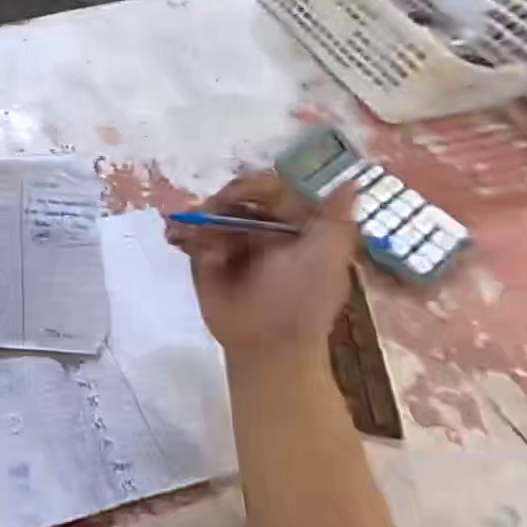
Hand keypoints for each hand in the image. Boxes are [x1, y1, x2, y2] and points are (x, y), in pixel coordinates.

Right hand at [166, 171, 356, 364]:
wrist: (266, 346)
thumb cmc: (300, 302)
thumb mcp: (326, 260)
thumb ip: (335, 221)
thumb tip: (352, 180)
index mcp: (291, 226)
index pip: (268, 190)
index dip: (250, 186)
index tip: (235, 195)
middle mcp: (260, 229)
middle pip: (233, 197)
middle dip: (219, 202)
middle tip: (208, 212)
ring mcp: (231, 243)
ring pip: (208, 214)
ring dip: (197, 218)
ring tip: (190, 234)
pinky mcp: (206, 258)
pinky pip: (190, 235)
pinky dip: (180, 231)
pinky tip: (174, 236)